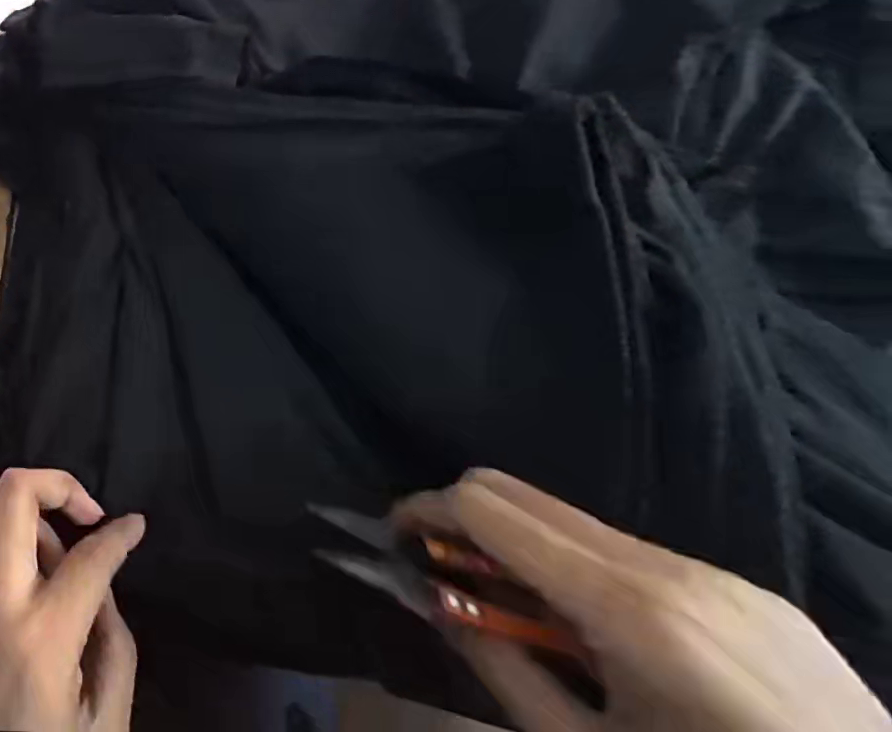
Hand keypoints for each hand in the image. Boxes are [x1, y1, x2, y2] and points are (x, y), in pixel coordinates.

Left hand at [0, 468, 145, 731]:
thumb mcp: (102, 719)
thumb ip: (116, 642)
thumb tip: (103, 576)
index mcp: (40, 639)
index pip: (87, 560)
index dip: (119, 535)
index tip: (135, 524)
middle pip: (16, 494)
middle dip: (60, 485)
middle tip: (89, 515)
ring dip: (27, 510)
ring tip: (51, 554)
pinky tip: (15, 558)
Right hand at [396, 470, 891, 731]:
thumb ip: (494, 659)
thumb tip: (428, 598)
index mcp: (629, 608)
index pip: (483, 505)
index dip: (422, 510)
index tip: (398, 540)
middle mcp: (670, 569)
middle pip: (514, 490)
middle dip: (460, 518)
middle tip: (447, 571)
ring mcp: (720, 576)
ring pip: (567, 516)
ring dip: (519, 543)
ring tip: (526, 611)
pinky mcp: (751, 592)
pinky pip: (625, 549)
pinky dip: (576, 565)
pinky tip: (600, 630)